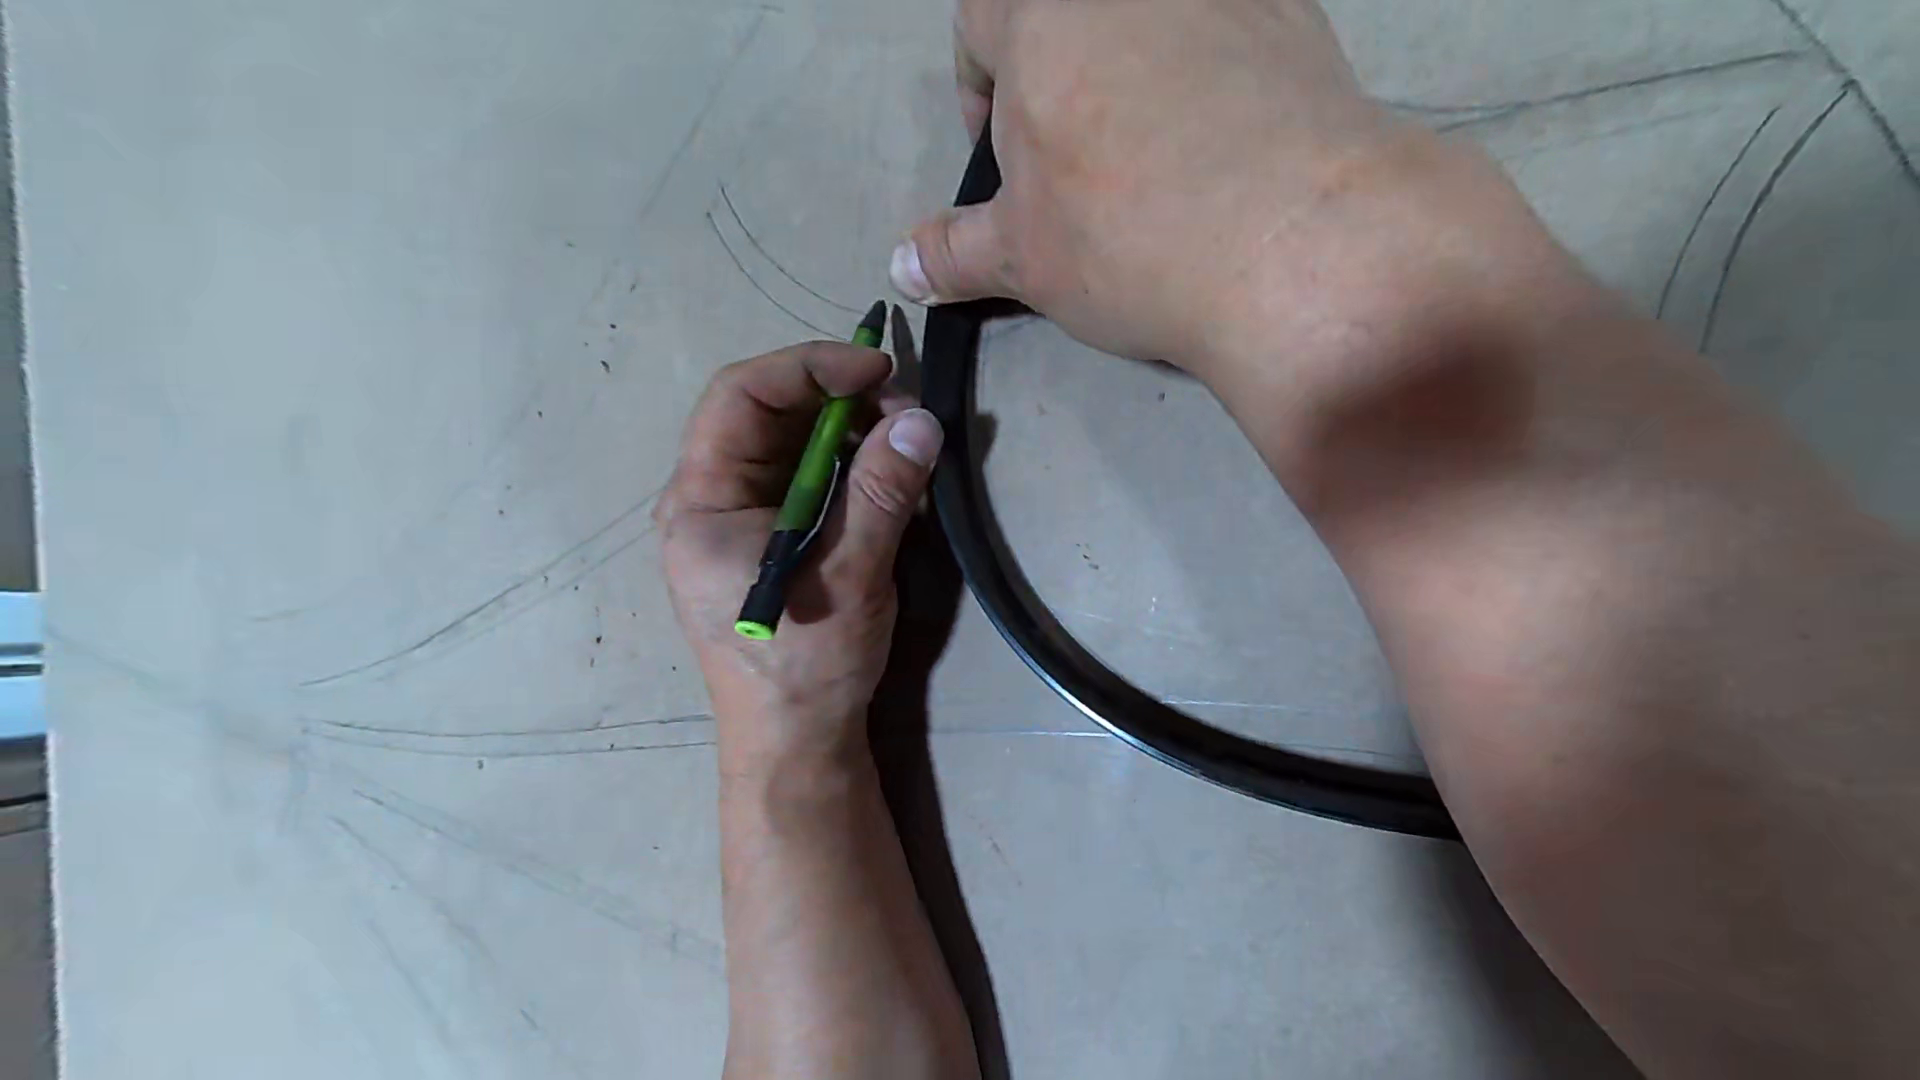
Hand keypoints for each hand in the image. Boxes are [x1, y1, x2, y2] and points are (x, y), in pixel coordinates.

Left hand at [656, 343, 943, 767]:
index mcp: (701, 502)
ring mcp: (741, 518)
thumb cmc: (804, 665)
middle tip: (904, 410)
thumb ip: (882, 494)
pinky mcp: (772, 536)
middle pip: (766, 414)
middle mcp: (711, 499)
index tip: (878, 370)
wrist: (795, 741)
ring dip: (849, 431)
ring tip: (903, 440)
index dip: (810, 368)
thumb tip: (921, 420)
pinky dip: (849, 464)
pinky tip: (886, 474)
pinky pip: (808, 478)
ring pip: (792, 444)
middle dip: (838, 400)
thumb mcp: (850, 575)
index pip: (741, 396)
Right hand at [892, 0, 1527, 385]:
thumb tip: (898, 269)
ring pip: (1145, 22)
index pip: (980, 20)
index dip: (977, 89)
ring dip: (1126, 75)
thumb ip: (953, 252)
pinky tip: (1216, 144)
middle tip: (1071, 167)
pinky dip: (1203, 72)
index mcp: (1047, 17)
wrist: (1290, 245)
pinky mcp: (1295, 14)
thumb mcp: (1022, 260)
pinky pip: (1224, 27)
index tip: (999, 156)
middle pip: (1064, 17)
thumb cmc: (1126, 246)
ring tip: (1147, 161)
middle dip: (1050, 83)